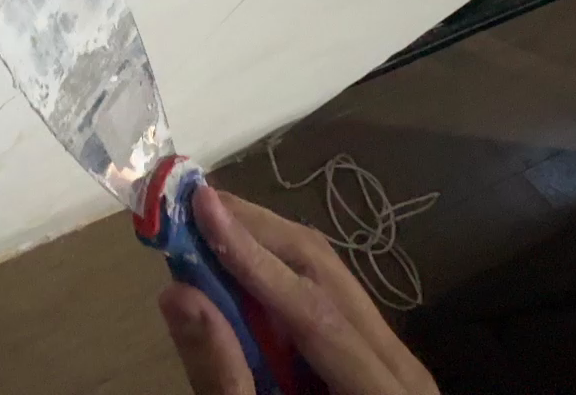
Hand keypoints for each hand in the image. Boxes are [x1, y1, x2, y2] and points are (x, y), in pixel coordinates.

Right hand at [158, 187, 437, 394]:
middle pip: (320, 268)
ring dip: (253, 235)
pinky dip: (261, 260)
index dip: (251, 255)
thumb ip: (222, 376)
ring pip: (318, 266)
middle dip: (250, 228)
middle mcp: (399, 364)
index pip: (313, 310)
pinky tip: (224, 253)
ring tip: (196, 217)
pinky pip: (311, 284)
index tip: (199, 203)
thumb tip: (176, 293)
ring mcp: (385, 350)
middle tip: (185, 200)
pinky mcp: (360, 344)